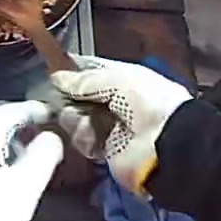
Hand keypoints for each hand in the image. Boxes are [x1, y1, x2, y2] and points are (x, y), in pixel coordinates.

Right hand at [50, 56, 191, 192]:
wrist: (168, 143)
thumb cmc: (147, 101)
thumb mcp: (116, 79)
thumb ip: (84, 79)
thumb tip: (56, 77)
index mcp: (122, 79)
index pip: (90, 71)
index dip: (71, 71)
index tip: (53, 72)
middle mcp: (114, 101)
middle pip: (77, 96)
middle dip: (66, 97)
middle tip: (57, 100)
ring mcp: (108, 125)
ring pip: (74, 117)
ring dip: (74, 118)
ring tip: (83, 120)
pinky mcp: (105, 149)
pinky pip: (82, 140)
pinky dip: (83, 138)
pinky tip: (91, 136)